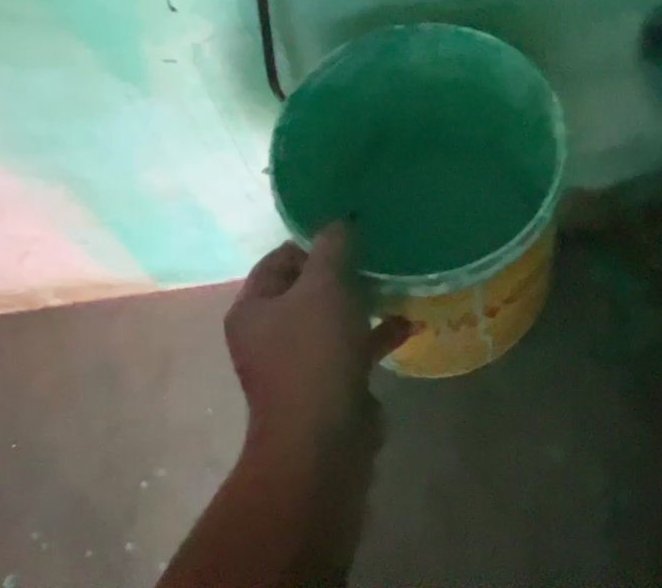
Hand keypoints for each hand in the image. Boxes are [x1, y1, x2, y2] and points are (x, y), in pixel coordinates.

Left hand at [225, 223, 412, 457]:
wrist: (322, 441)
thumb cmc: (314, 353)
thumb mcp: (324, 287)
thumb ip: (332, 247)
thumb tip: (340, 221)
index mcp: (253, 308)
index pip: (279, 258)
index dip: (313, 241)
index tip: (352, 233)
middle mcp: (268, 334)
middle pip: (307, 287)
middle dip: (342, 271)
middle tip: (378, 254)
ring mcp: (298, 362)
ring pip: (332, 318)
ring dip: (362, 301)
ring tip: (396, 282)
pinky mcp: (328, 384)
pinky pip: (353, 347)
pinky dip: (376, 333)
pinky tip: (408, 322)